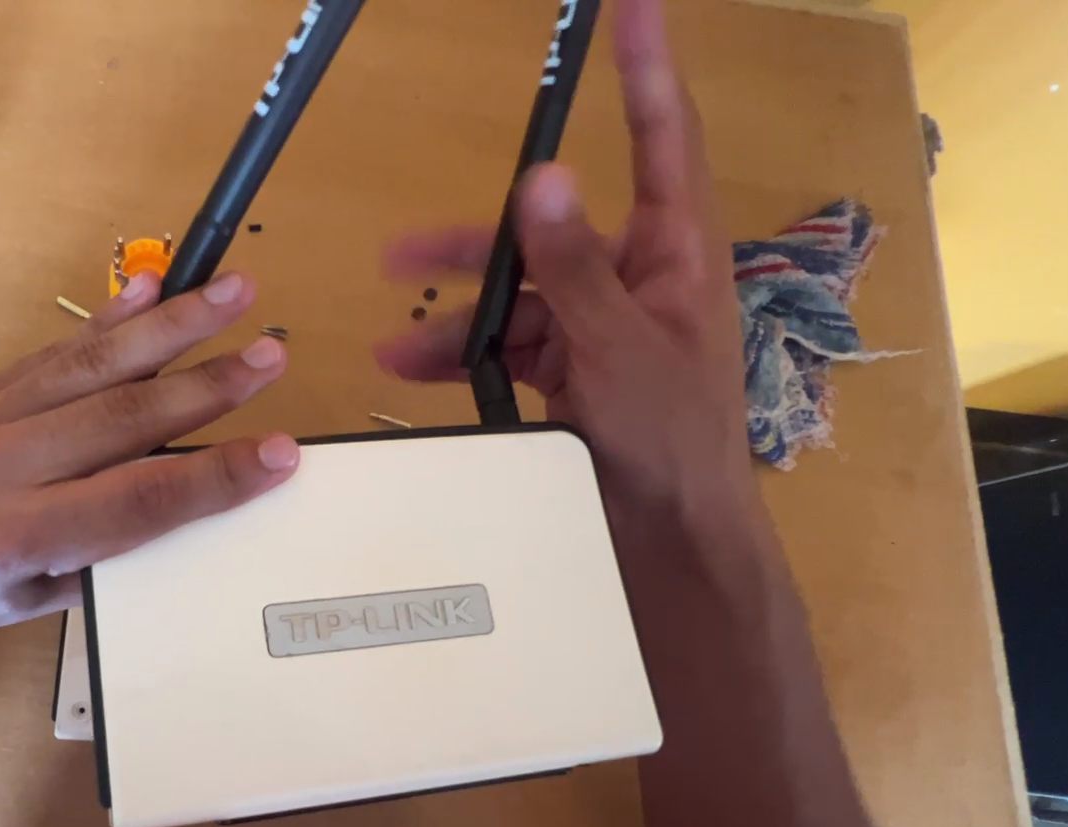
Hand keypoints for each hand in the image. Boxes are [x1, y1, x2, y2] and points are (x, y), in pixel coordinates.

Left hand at [0, 271, 297, 660]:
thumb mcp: (61, 592)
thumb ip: (125, 541)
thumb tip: (201, 487)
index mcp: (15, 537)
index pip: (139, 498)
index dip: (217, 476)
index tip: (279, 454)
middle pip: (122, 417)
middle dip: (208, 384)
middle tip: (271, 355)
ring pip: (90, 364)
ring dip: (171, 327)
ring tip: (230, 295)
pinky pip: (53, 351)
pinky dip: (110, 320)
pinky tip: (150, 291)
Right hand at [375, 0, 750, 532]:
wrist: (666, 533)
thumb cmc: (668, 437)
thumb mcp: (618, 348)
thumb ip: (577, 268)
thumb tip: (544, 178)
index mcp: (672, 256)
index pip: (661, 143)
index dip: (646, 72)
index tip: (631, 8)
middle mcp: (629, 281)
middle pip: (545, 238)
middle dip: (473, 249)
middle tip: (402, 250)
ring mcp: (592, 331)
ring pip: (513, 303)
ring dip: (454, 322)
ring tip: (396, 350)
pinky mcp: (562, 375)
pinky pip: (503, 351)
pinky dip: (462, 360)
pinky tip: (416, 372)